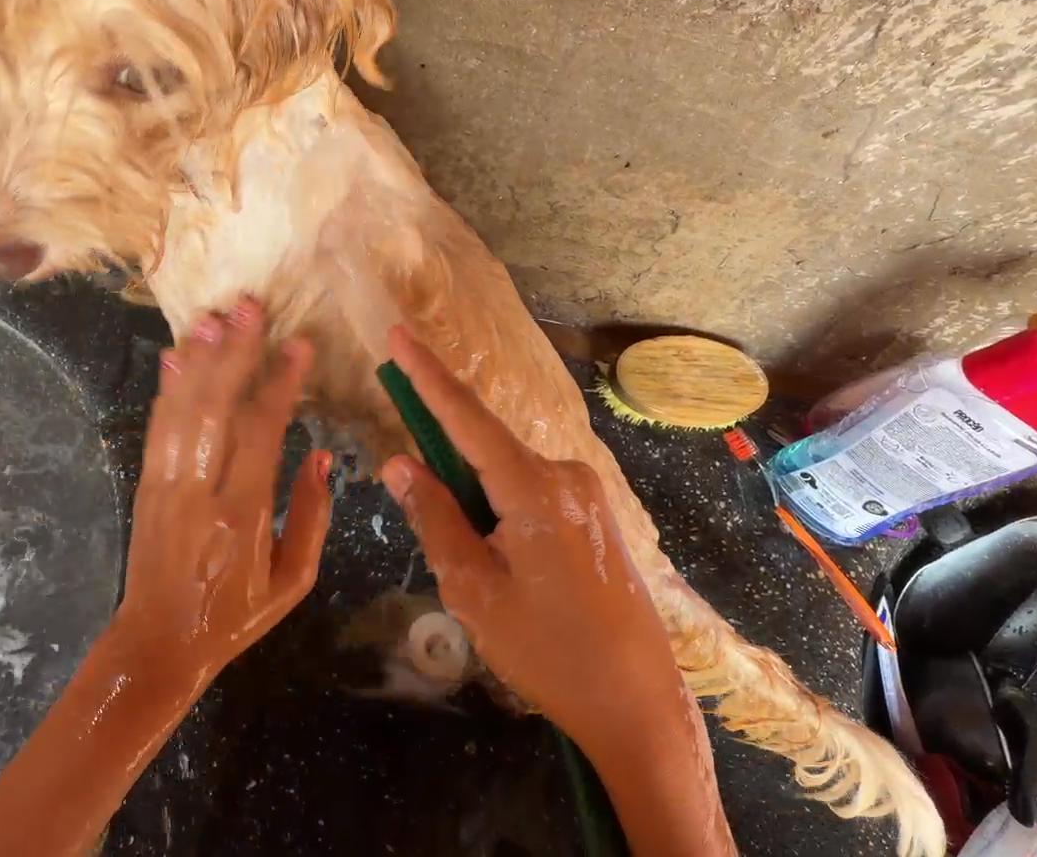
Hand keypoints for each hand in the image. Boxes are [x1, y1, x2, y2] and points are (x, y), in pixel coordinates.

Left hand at [0, 297, 333, 856]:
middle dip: (234, 354)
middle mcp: (199, 492)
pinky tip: (175, 354)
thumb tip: (319, 455)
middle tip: (249, 308)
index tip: (298, 345)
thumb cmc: (234, 616)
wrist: (157, 645)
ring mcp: (165, 485)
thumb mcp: (293, 582)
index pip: (262, 435)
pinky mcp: (145, 485)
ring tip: (213, 316)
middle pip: (216, 410)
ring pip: (181, 412)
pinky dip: (166, 388)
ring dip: (198, 360)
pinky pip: (157, 428)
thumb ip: (311, 517)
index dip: (280, 385)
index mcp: (242, 517)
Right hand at [378, 327, 692, 756]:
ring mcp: (586, 493)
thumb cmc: (548, 651)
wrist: (638, 701)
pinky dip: (502, 513)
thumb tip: (399, 463)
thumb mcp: (473, 590)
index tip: (399, 335)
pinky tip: (508, 570)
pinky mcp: (596, 514)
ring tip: (482, 577)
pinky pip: (532, 494)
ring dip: (476, 504)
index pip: (466, 417)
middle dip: (448, 472)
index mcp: (533, 487)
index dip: (427, 375)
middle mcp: (565, 474)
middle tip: (439, 532)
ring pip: (507, 477)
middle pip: (486, 450)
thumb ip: (434, 517)